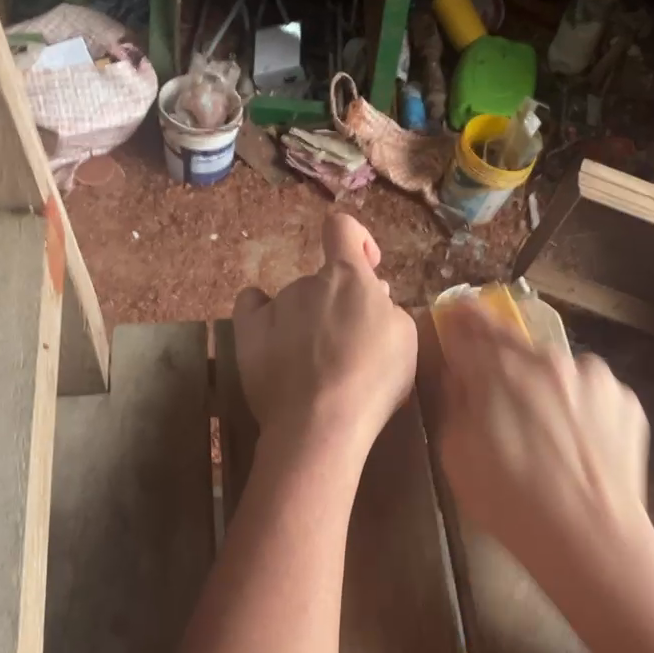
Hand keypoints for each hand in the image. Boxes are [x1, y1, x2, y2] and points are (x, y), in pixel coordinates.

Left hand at [233, 214, 416, 453]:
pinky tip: (274, 338)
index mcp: (347, 277)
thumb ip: (388, 309)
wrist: (320, 423)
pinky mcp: (247, 334)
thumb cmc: (372, 381)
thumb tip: (372, 295)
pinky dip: (263, 315)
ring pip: (294, 303)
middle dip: (338, 304)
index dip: (356, 240)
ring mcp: (273, 307)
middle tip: (350, 345)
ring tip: (316, 365)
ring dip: (307, 321)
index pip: (342, 229)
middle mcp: (306, 283)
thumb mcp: (405, 340)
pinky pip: (252, 307)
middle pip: (323, 282)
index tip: (367, 266)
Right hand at [433, 302, 651, 569]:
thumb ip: (456, 402)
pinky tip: (574, 446)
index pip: (471, 325)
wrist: (590, 537)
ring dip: (544, 387)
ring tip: (543, 434)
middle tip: (496, 397)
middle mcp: (550, 360)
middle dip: (502, 363)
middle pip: (517, 347)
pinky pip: (590, 395)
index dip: (459, 318)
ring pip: (558, 371)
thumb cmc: (508, 501)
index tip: (454, 314)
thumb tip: (462, 375)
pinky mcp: (625, 401)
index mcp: (500, 369)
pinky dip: (578, 409)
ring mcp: (594, 378)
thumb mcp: (456, 454)